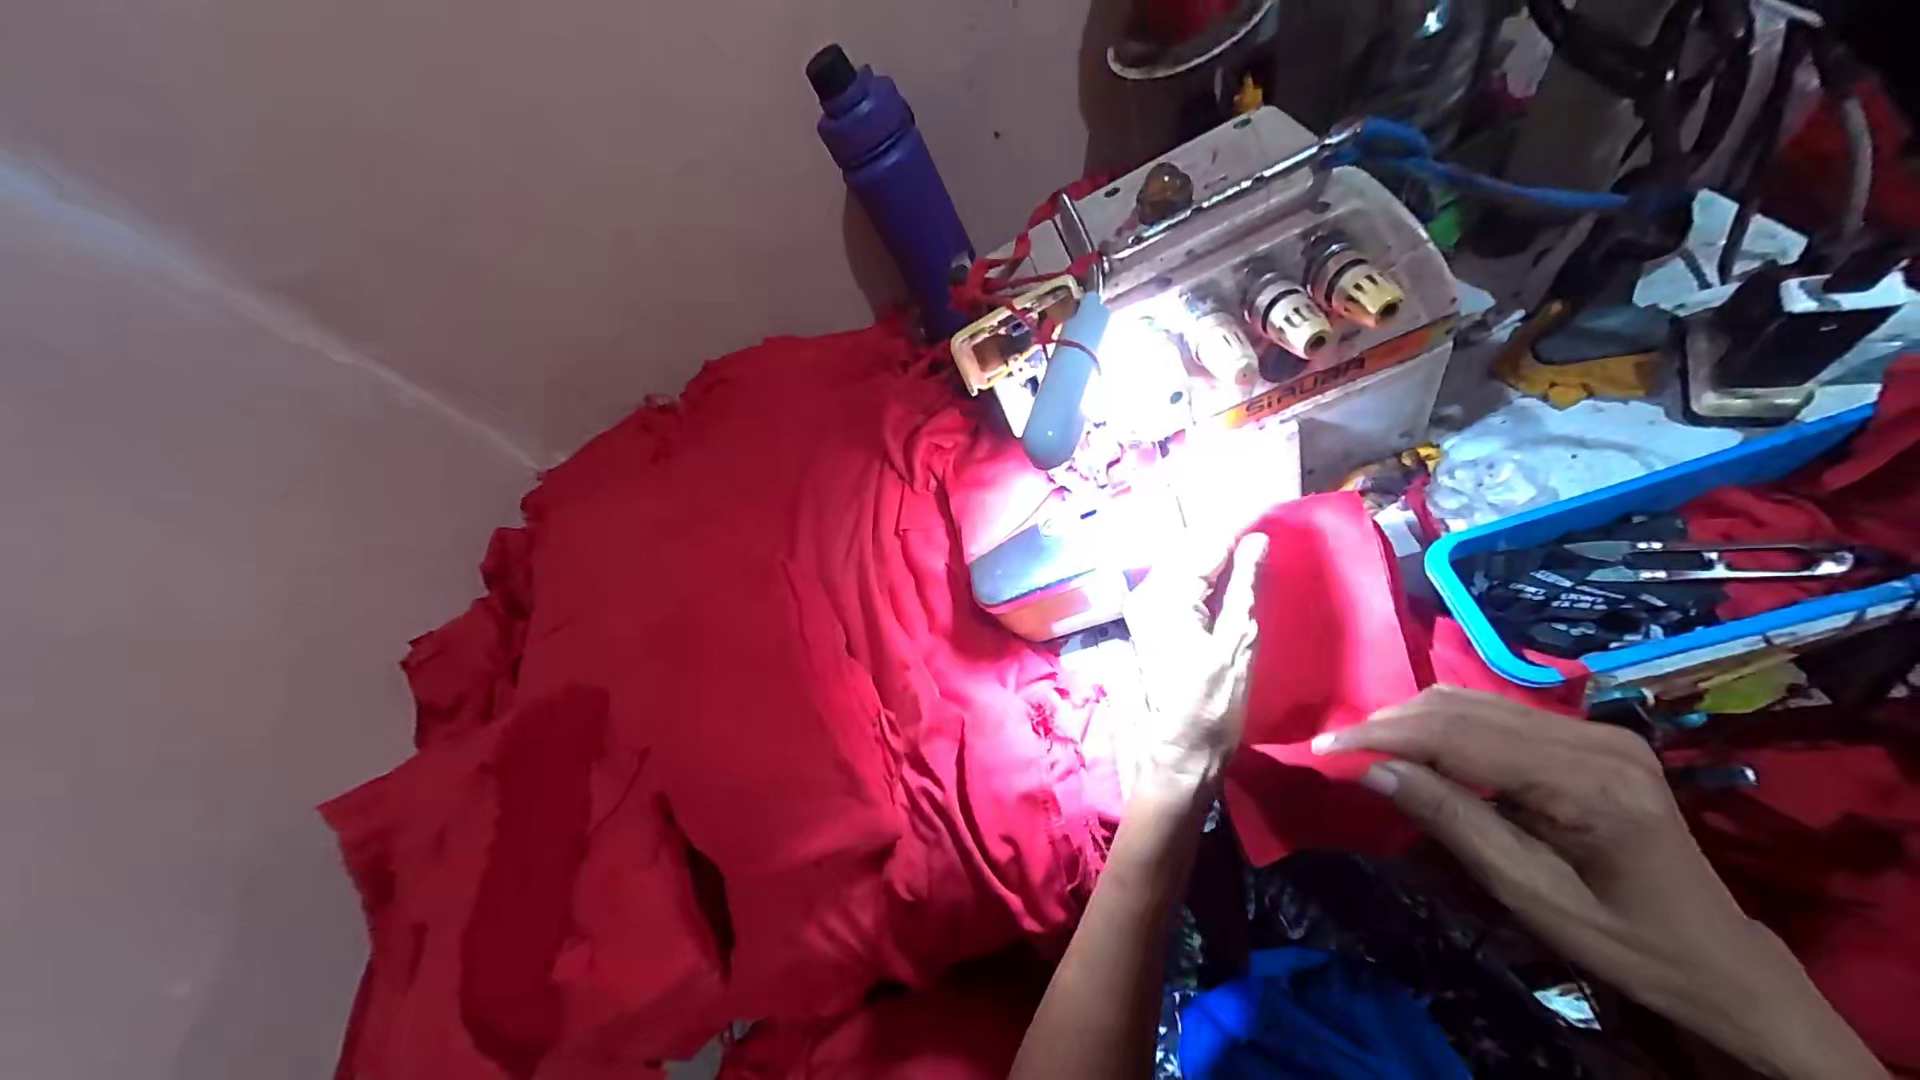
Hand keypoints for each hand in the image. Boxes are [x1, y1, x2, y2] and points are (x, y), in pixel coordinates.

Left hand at [1122, 531, 1267, 794]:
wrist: (1180, 749)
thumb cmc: (1213, 703)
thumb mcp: (1239, 642)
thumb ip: (1245, 586)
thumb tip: (1256, 540)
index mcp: (1164, 596)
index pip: (1204, 545)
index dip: (1236, 524)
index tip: (1265, 504)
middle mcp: (1145, 594)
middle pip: (1188, 550)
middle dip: (1224, 534)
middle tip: (1261, 520)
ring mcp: (1142, 607)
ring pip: (1181, 564)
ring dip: (1213, 552)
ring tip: (1250, 538)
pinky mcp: (1148, 621)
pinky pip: (1177, 583)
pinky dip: (1203, 573)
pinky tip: (1226, 569)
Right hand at [1314, 687, 1885, 1079]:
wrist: (1718, 959)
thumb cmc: (1623, 941)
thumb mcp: (1527, 892)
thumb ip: (1449, 820)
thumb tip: (1371, 769)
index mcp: (1590, 785)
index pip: (1459, 737)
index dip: (1383, 736)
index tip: (1323, 747)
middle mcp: (1595, 740)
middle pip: (1461, 709)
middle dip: (1388, 724)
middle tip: (1336, 747)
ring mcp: (1595, 731)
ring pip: (1470, 701)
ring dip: (1409, 719)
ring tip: (1365, 744)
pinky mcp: (1588, 733)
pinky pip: (1492, 710)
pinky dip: (1440, 721)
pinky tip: (1414, 741)